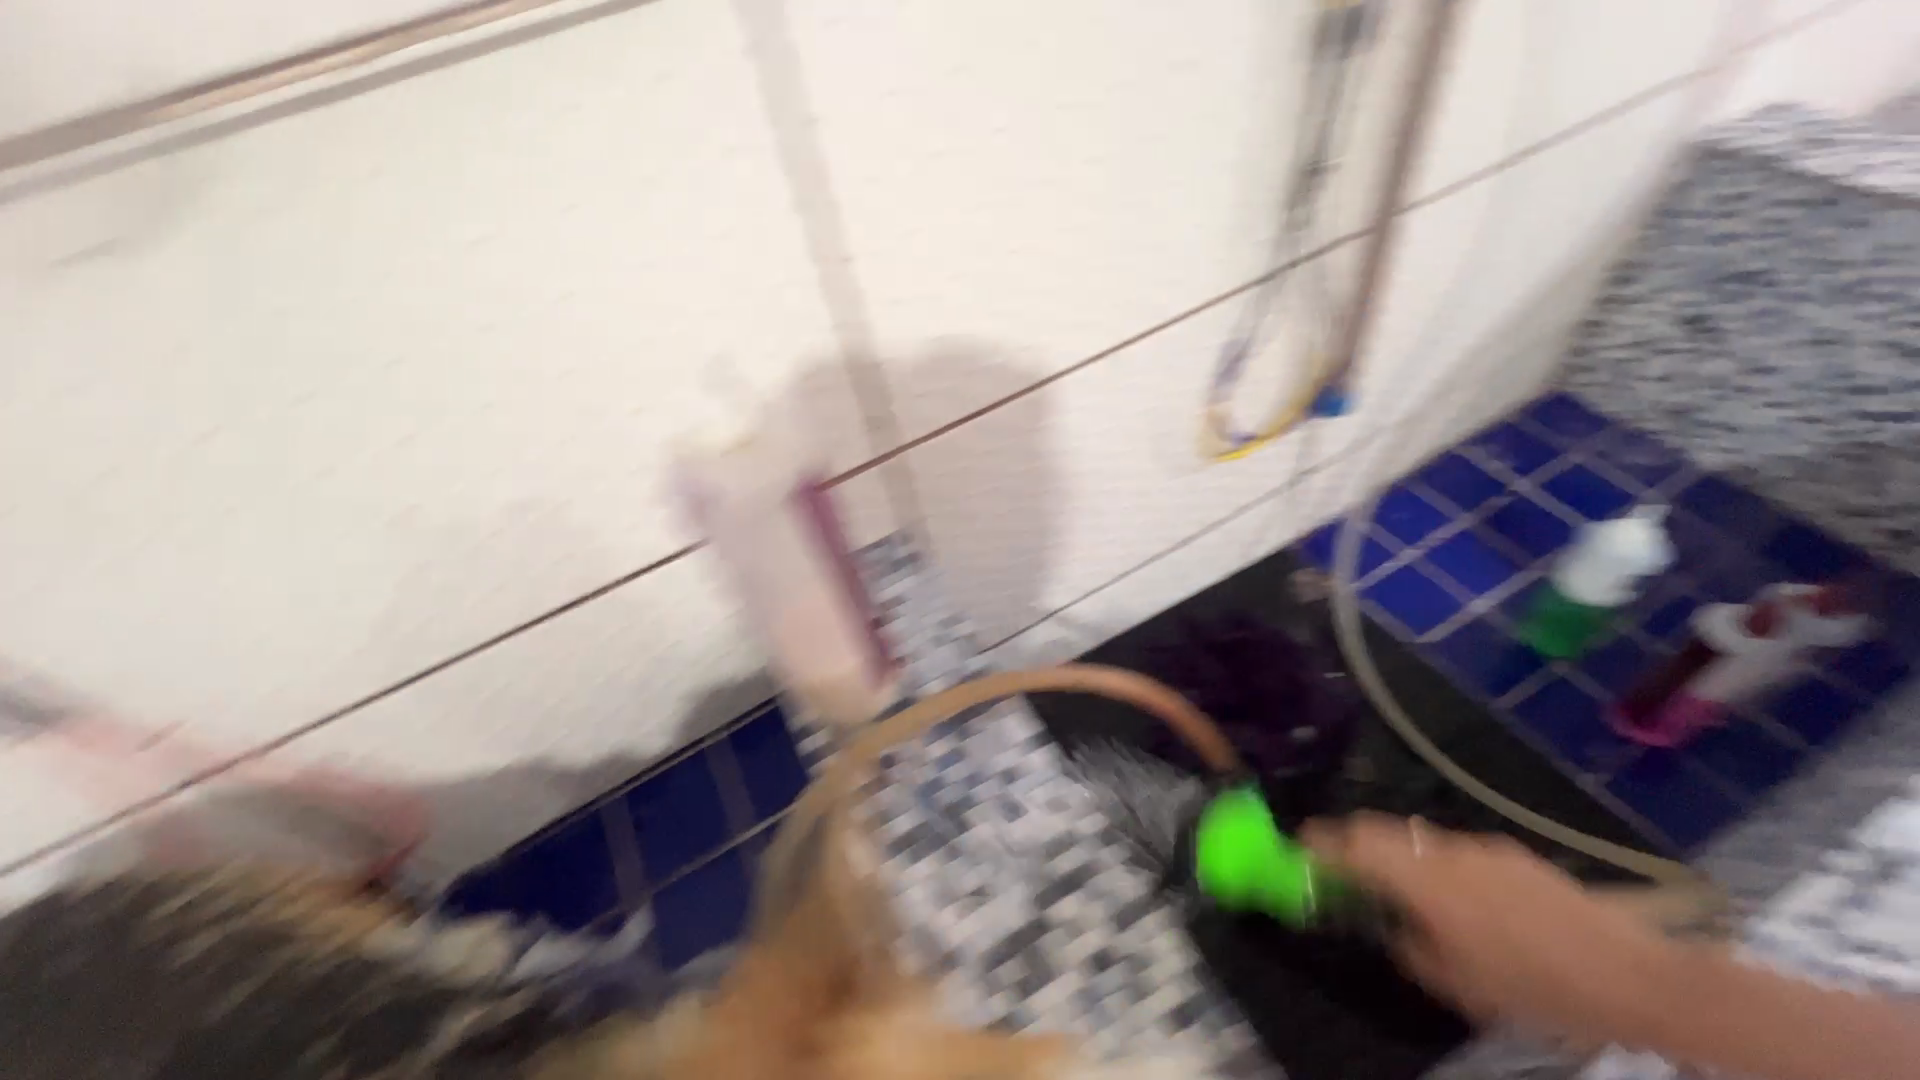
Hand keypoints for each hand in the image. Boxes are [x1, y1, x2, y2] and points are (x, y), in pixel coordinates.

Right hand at [1301, 813, 1678, 1044]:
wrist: (1636, 979)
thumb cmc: (1535, 987)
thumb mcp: (1458, 984)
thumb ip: (1412, 948)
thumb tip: (1394, 928)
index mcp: (1425, 881)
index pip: (1356, 842)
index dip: (1321, 841)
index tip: (1299, 846)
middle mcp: (1447, 852)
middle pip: (1384, 831)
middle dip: (1355, 842)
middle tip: (1341, 866)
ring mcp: (1484, 849)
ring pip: (1422, 842)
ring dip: (1401, 857)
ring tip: (1408, 894)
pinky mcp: (1515, 856)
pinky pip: (1459, 853)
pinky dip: (1440, 867)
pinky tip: (1467, 905)